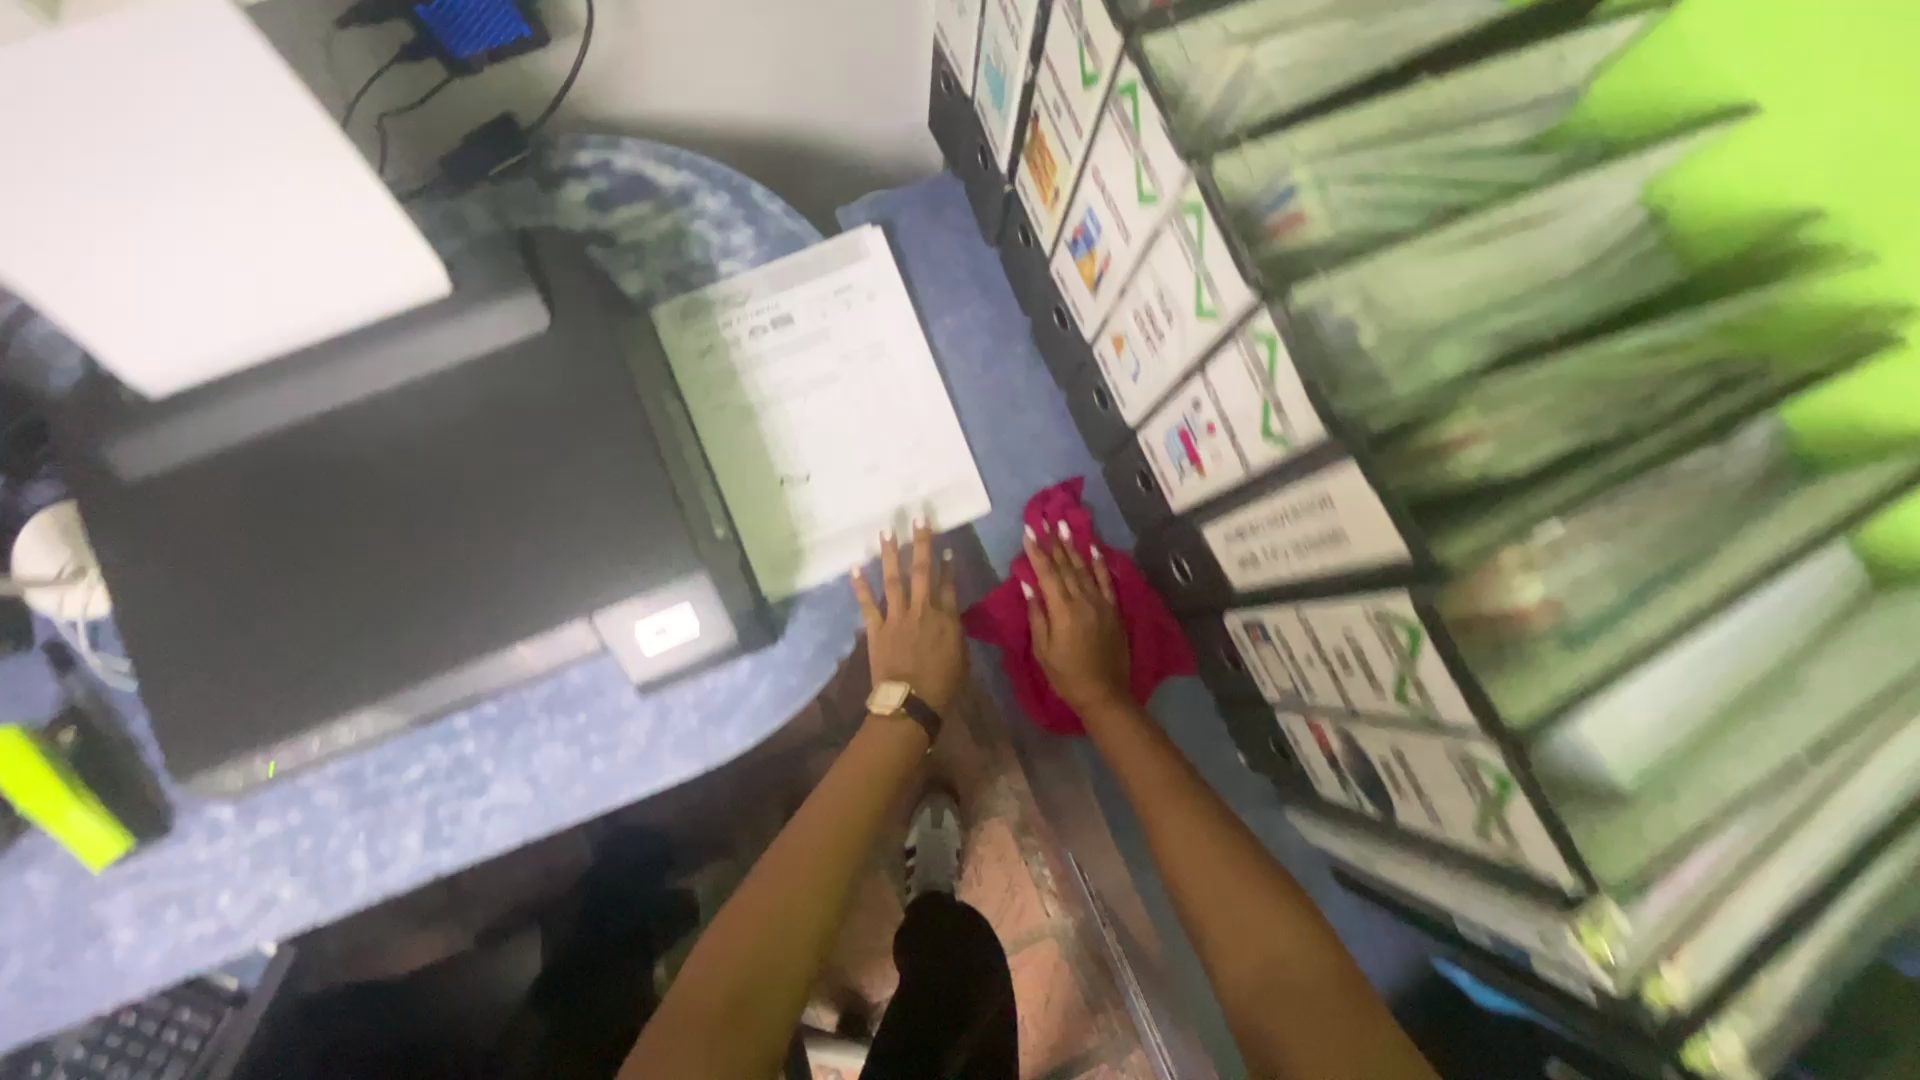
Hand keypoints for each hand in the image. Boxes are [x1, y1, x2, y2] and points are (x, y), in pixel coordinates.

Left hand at [852, 521, 967, 712]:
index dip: (949, 566)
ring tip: (887, 530)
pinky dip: (860, 585)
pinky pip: (867, 603)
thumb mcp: (962, 658)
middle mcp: (923, 610)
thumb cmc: (943, 686)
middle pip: (922, 571)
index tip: (947, 549)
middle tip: (918, 517)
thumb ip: (956, 634)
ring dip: (891, 553)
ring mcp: (897, 617)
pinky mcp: (877, 629)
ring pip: (894, 579)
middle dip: (922, 542)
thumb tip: (952, 620)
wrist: (912, 703)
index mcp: (947, 619)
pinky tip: (855, 566)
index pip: (949, 585)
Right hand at [1024, 521, 1129, 715]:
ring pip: (1084, 568)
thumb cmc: (1066, 675)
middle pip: (1065, 565)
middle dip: (1053, 541)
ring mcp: (1101, 603)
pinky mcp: (1114, 609)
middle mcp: (1083, 600)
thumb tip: (1028, 585)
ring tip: (1064, 525)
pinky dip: (1099, 563)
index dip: (1036, 551)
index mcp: (1062, 610)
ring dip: (1073, 546)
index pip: (1047, 573)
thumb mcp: (1043, 649)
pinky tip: (1092, 548)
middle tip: (1044, 519)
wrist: (1104, 693)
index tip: (1028, 531)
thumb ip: (1037, 615)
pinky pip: (1106, 580)